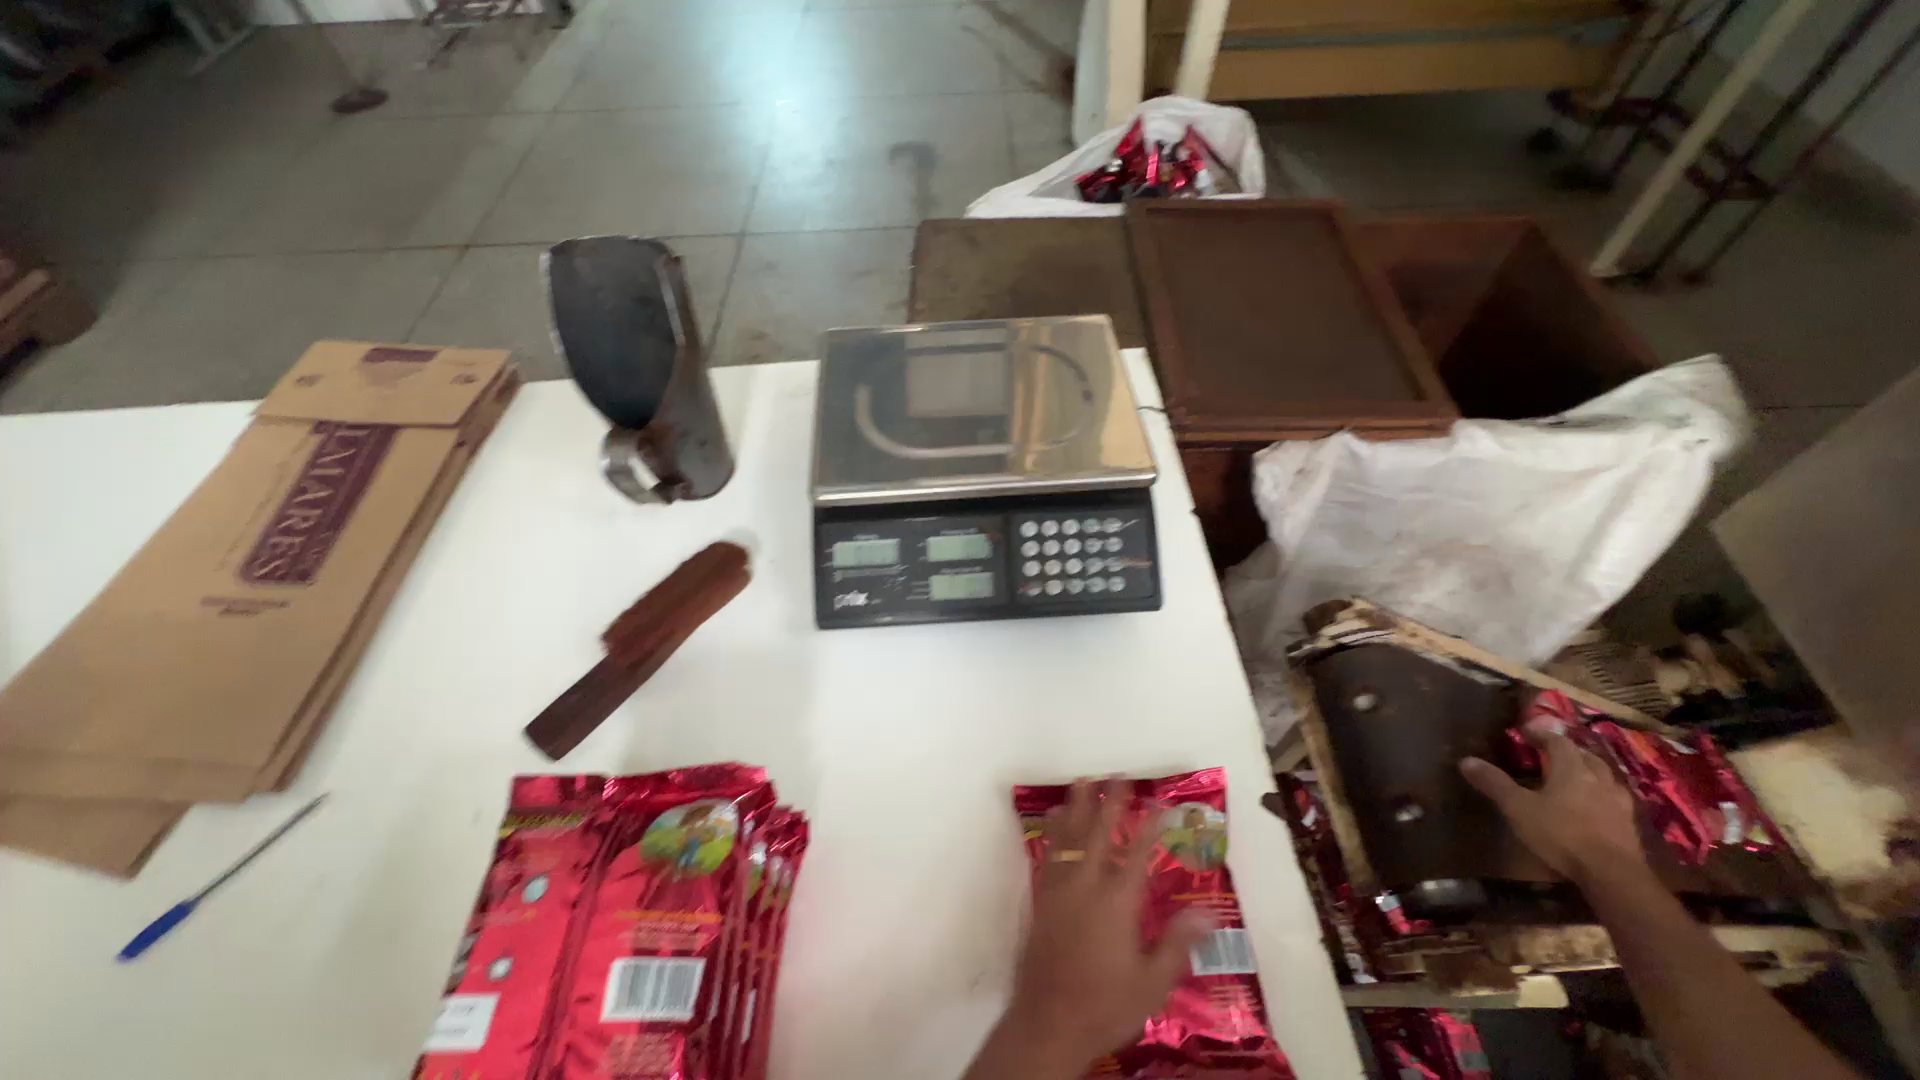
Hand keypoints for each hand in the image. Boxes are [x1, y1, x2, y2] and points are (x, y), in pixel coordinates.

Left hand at [1002, 778, 1212, 1072]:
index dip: (1150, 825)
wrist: (1048, 1023)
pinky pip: (1047, 855)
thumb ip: (1177, 942)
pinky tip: (1052, 820)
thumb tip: (1208, 911)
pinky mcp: (1041, 901)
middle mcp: (1086, 887)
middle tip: (1116, 775)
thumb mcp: (1152, 982)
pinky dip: (1052, 832)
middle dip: (1109, 802)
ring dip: (1076, 807)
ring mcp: (1058, 891)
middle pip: (1097, 834)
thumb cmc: (1106, 1005)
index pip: (1137, 853)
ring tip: (1081, 782)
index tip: (1161, 801)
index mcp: (1117, 903)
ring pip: (1067, 837)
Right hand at [1459, 721, 1648, 887]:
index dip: (1541, 734)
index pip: (1558, 741)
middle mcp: (1600, 779)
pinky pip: (1615, 800)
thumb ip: (1495, 783)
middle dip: (1569, 751)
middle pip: (1586, 756)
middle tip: (1552, 754)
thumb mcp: (1518, 808)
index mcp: (1572, 769)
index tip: (1526, 732)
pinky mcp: (1630, 825)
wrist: (1613, 874)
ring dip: (1590, 773)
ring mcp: (1619, 802)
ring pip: (1606, 777)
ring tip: (1575, 779)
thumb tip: (1466, 760)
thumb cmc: (1561, 834)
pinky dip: (1603, 797)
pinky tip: (1595, 808)